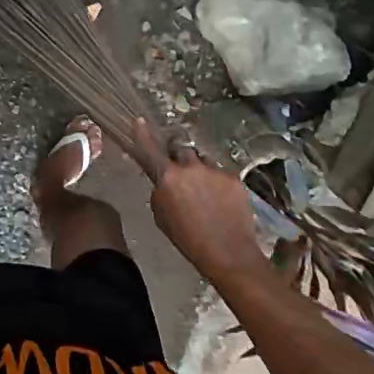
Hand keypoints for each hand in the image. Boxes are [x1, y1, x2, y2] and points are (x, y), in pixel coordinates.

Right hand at [133, 119, 267, 280]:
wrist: (228, 252)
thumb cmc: (187, 239)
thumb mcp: (162, 216)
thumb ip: (160, 191)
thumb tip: (165, 181)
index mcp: (168, 177)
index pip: (151, 149)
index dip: (143, 134)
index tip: (139, 121)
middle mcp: (190, 168)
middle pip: (181, 149)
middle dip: (179, 156)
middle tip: (182, 171)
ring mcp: (214, 171)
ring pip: (202, 161)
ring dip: (199, 170)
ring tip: (205, 191)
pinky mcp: (233, 178)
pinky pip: (220, 173)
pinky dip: (217, 183)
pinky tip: (221, 201)